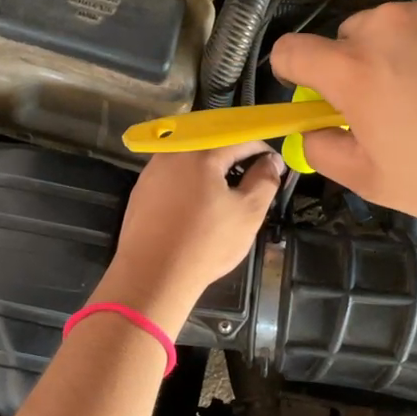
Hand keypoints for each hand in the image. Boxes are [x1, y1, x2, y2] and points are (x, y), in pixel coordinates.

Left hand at [98, 142, 281, 334]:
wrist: (152, 276)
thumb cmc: (205, 244)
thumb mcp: (248, 213)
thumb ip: (265, 180)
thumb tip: (271, 161)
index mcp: (201, 153)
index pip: (240, 139)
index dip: (263, 150)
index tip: (275, 167)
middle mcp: (173, 153)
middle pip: (212, 144)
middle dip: (235, 158)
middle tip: (252, 181)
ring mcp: (152, 171)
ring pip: (190, 159)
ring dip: (211, 170)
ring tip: (226, 195)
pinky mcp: (141, 191)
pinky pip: (172, 176)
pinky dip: (190, 182)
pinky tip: (197, 206)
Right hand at [270, 0, 416, 261]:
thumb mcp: (377, 184)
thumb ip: (326, 152)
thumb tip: (313, 131)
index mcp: (354, 70)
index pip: (291, 51)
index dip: (294, 72)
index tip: (314, 92)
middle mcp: (391, 25)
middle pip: (353, 35)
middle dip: (363, 65)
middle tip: (400, 106)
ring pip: (407, 24)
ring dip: (414, 50)